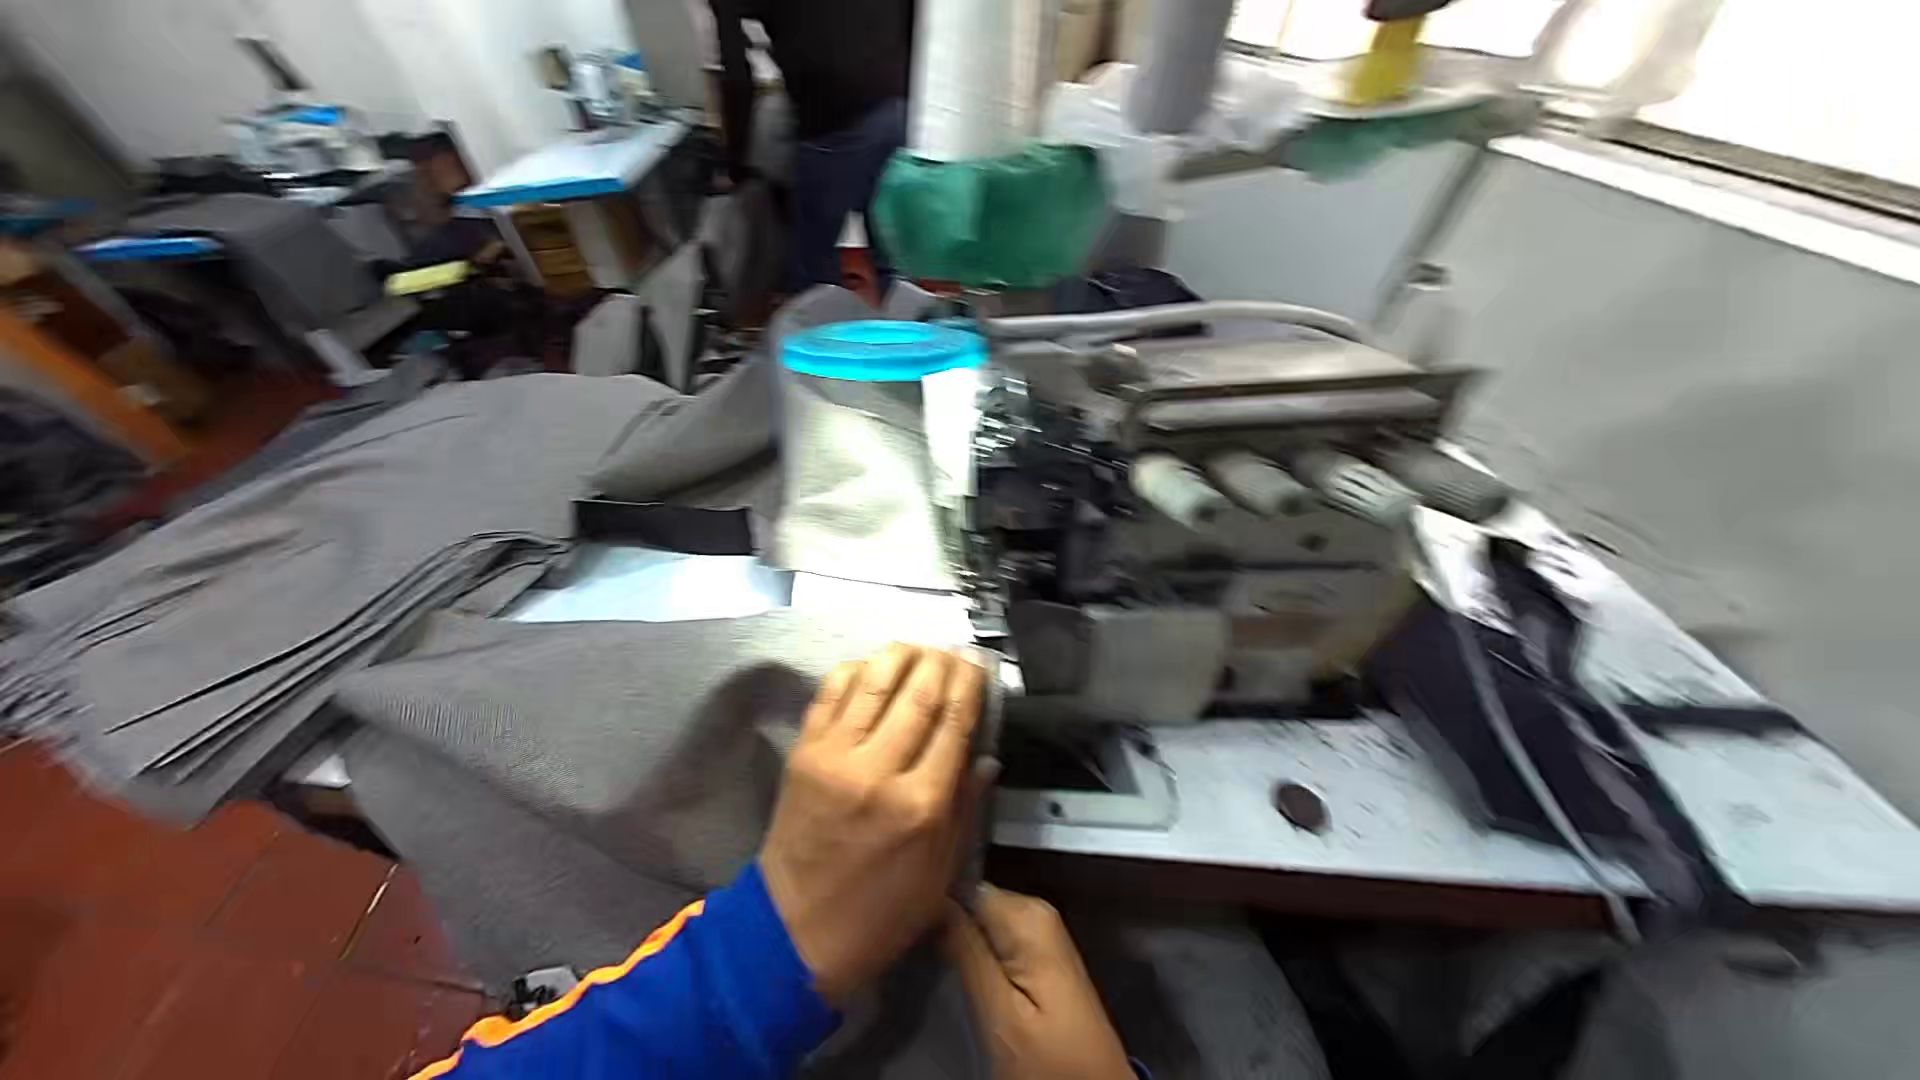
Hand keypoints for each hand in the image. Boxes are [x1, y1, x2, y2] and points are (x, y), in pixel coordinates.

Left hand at [760, 644, 991, 1003]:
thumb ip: (966, 807)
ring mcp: (835, 755)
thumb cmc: (880, 911)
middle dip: (941, 663)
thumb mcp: (940, 872)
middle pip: (918, 694)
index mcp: (921, 804)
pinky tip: (872, 665)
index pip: (954, 722)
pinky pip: (831, 693)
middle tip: (953, 651)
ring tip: (918, 648)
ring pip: (874, 682)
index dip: (970, 685)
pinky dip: (855, 670)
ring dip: (901, 655)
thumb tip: (985, 754)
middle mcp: (879, 770)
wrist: (792, 930)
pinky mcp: (804, 751)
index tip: (978, 664)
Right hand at [945, 885, 1133, 1079]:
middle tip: (932, 961)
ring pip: (983, 919)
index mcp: (1028, 915)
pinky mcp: (1040, 951)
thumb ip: (967, 953)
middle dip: (950, 925)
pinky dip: (979, 952)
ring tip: (946, 970)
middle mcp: (1036, 909)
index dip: (938, 907)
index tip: (918, 934)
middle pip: (974, 901)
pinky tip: (969, 976)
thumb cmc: (1051, 1061)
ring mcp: (1041, 929)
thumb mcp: (1001, 1015)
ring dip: (962, 941)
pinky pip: (996, 936)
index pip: (965, 887)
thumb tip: (936, 902)